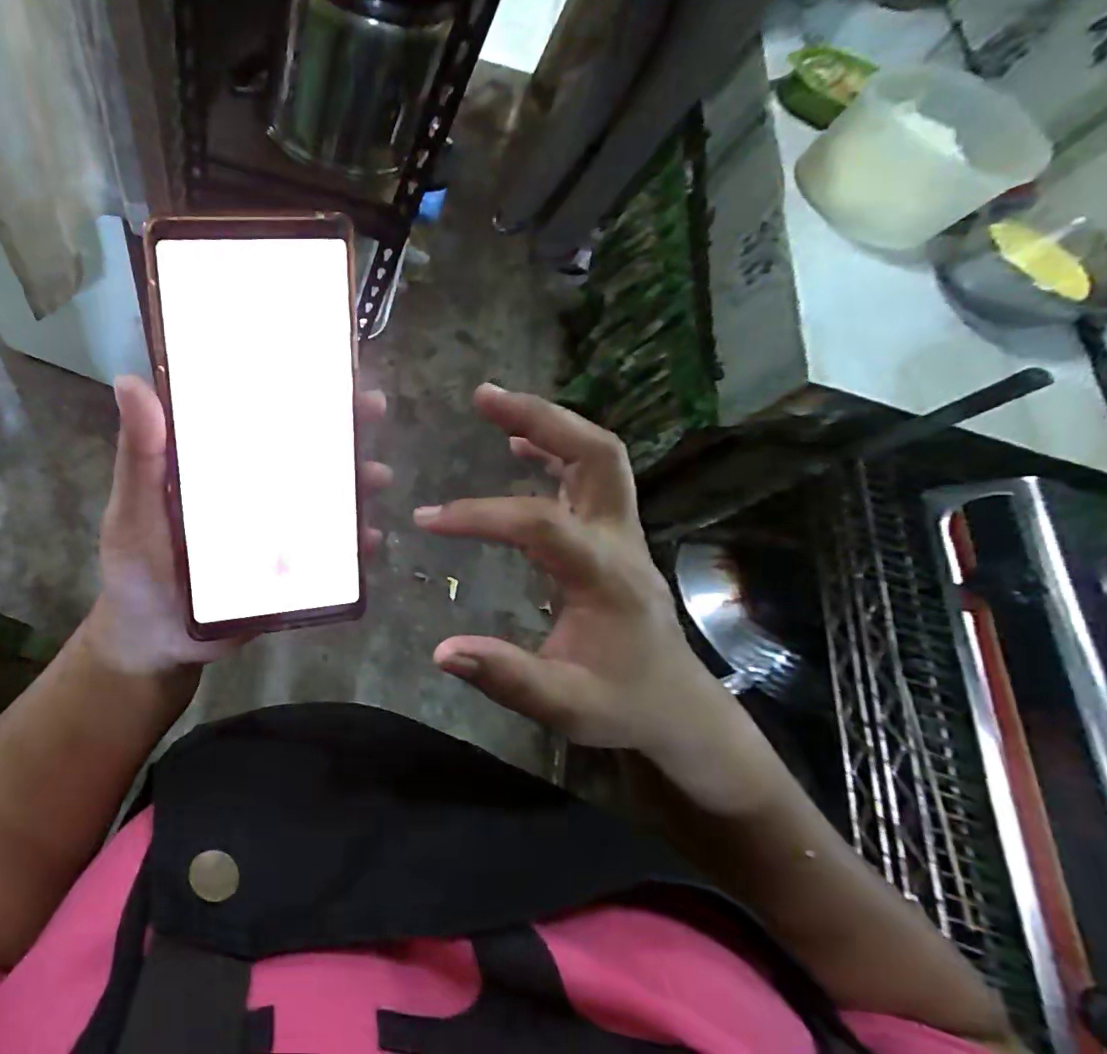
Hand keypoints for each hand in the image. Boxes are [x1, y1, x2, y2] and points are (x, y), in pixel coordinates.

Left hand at [79, 375, 389, 678]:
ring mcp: (272, 530)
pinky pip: (327, 551)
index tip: (319, 362)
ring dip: (355, 482)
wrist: (156, 643)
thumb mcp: (133, 511)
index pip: (251, 414)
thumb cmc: (137, 571)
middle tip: (371, 409)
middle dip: (339, 427)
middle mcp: (247, 490)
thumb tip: (129, 380)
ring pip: (322, 496)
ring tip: (376, 477)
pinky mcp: (287, 570)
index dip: (284, 387)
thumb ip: (138, 456)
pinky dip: (352, 545)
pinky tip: (369, 540)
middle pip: (299, 450)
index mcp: (210, 465)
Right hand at [413, 385, 739, 770]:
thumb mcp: (566, 706)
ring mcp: (620, 534)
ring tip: (492, 402)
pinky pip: (588, 476)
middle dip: (541, 418)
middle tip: (484, 396)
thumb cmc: (623, 706)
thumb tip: (442, 651)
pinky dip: (554, 448)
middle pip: (597, 455)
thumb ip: (506, 677)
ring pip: (597, 456)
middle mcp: (619, 541)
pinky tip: (518, 444)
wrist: (680, 710)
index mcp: (607, 577)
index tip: (426, 520)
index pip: (541, 523)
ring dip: (547, 422)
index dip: (481, 514)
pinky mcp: (610, 537)